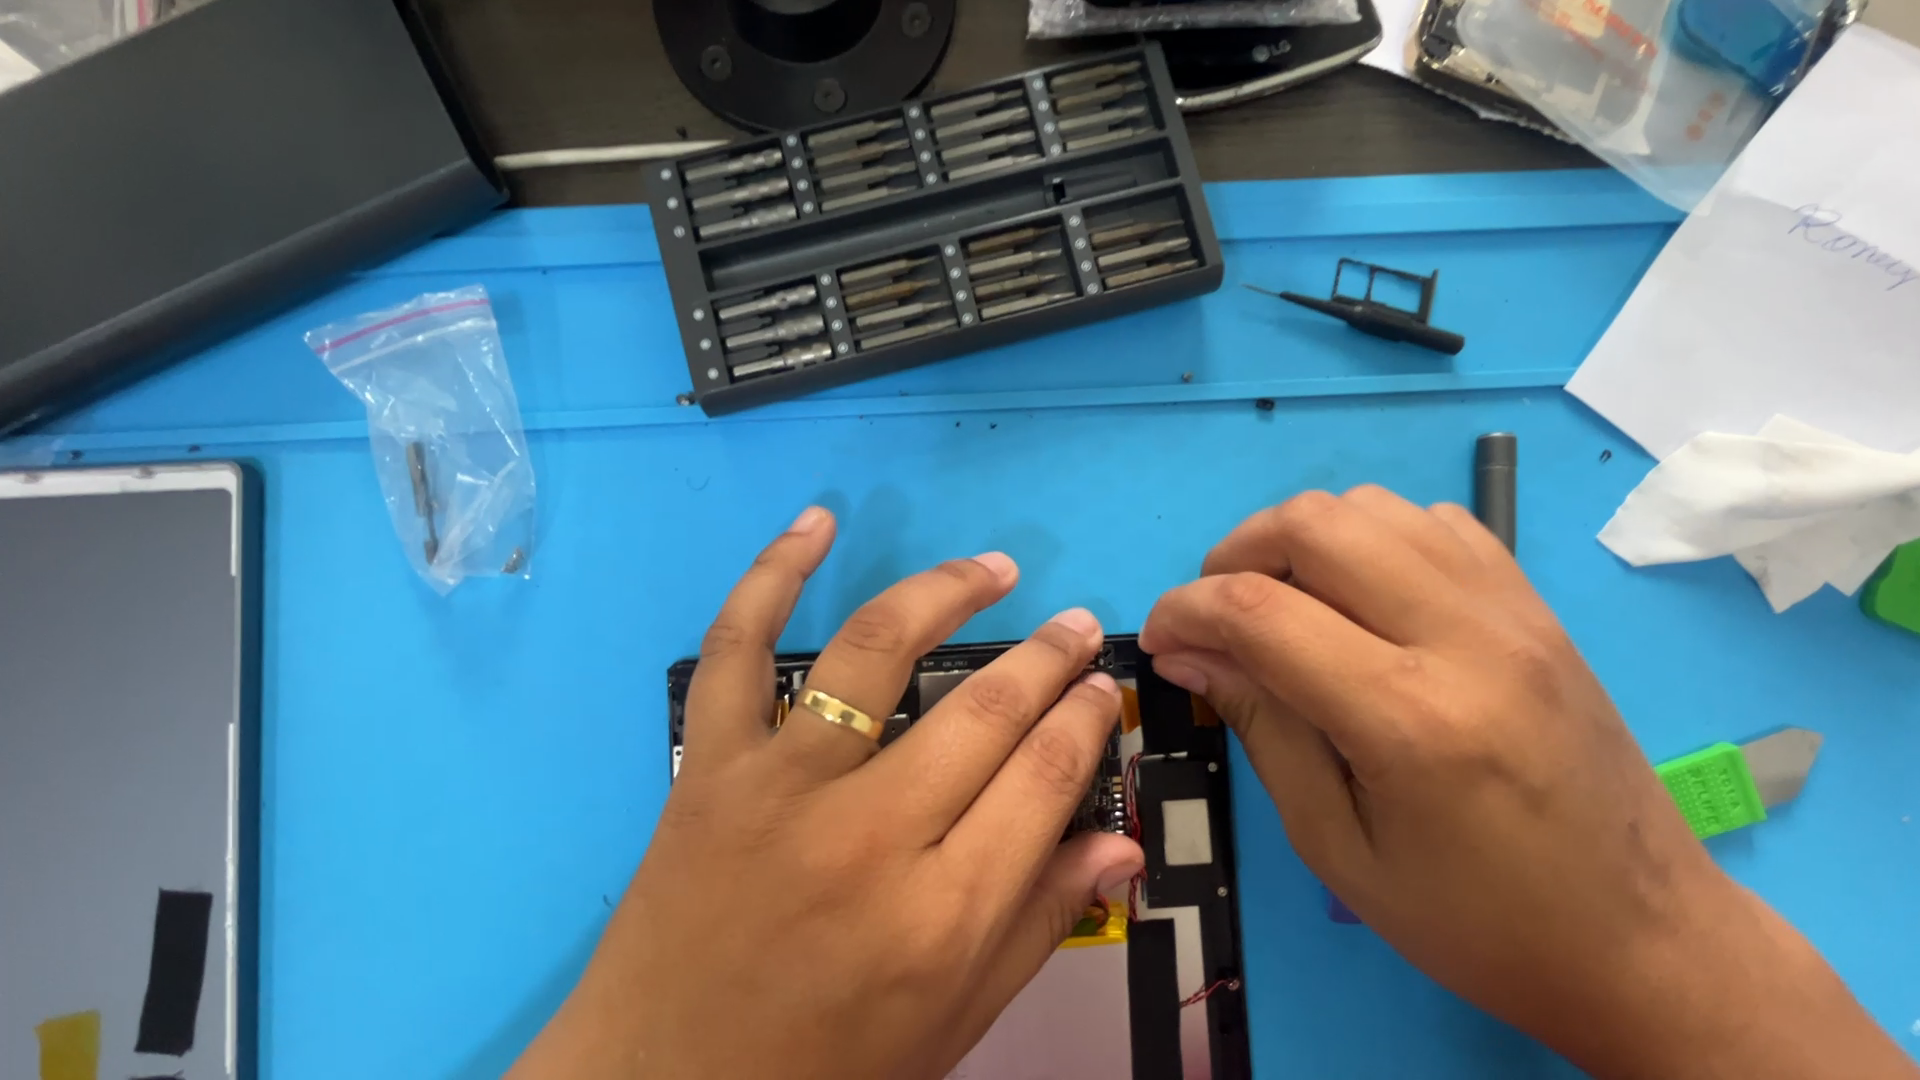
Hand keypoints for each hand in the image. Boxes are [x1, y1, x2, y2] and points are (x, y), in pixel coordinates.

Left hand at [509, 507, 1143, 1079]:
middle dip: (1048, 656)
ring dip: (946, 592)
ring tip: (995, 566)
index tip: (1103, 685)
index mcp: (944, 913)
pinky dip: (772, 575)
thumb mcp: (955, 1019)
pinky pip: (738, 649)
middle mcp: (869, 835)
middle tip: (1079, 622)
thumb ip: (1041, 923)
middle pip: (983, 711)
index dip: (1086, 721)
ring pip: (874, 652)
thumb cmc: (826, 1068)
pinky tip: (818, 522)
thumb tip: (1121, 843)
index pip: (1045, 779)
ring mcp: (780, 786)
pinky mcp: (709, 765)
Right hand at [1139, 487, 1914, 1079]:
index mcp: (1409, 718)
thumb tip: (1187, 650)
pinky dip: (1369, 536)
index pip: (1260, 612)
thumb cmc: (1471, 918)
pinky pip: (1433, 522)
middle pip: (1314, 525)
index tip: (1157, 638)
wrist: (1644, 941)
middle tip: (1211, 613)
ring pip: (1372, 506)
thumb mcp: (1333, 842)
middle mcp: (1465, 637)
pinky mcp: (1536, 606)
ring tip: (1277, 598)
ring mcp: (1512, 610)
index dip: (1184, 610)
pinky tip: (1356, 593)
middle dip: (1233, 553)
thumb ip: (1259, 725)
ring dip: (1298, 537)